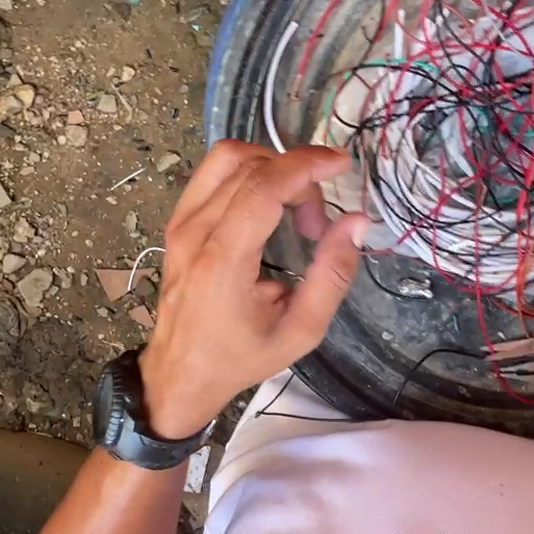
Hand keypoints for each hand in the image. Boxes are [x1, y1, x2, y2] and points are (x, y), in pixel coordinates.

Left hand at [137, 142, 369, 439]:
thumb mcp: (300, 331)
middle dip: (299, 179)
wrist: (178, 374)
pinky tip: (269, 203)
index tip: (342, 164)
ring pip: (229, 159)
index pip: (263, 187)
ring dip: (273, 169)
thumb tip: (356, 222)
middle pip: (252, 167)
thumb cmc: (239, 358)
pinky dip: (250, 173)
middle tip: (317, 224)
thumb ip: (332, 276)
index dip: (306, 165)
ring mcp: (180, 222)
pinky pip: (214, 172)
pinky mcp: (177, 221)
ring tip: (294, 208)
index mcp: (223, 261)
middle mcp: (195, 231)